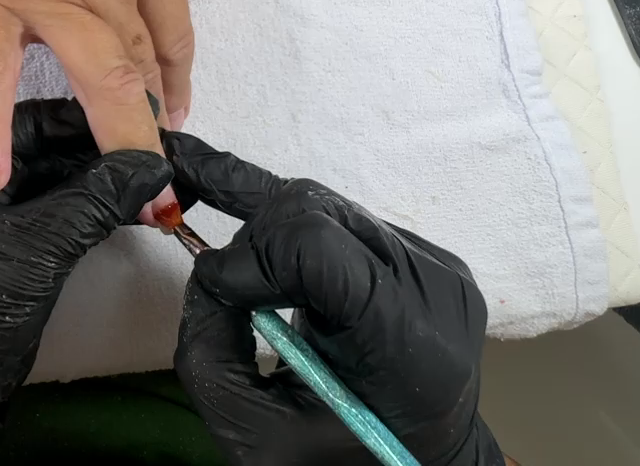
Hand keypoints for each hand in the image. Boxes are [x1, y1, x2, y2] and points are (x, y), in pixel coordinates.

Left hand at [0, 99, 172, 449]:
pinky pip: (60, 203)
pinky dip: (95, 205)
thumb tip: (155, 162)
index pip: (37, 120)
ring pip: (60, 175)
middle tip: (161, 159)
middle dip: (105, 154)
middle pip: (51, 146)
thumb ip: (97, 196)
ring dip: (105, 182)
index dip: (93, 120)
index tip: (147, 122)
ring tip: (157, 184)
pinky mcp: (15, 233)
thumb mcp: (41, 242)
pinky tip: (133, 206)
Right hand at [165, 131, 504, 465]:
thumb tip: (208, 266)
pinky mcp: (418, 250)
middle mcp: (431, 291)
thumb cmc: (334, 458)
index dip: (252, 255)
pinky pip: (332, 211)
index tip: (216, 285)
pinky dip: (284, 223)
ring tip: (234, 255)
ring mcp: (431, 265)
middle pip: (314, 210)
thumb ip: (208, 342)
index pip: (317, 248)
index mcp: (407, 349)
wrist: (416, 465)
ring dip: (264, 224)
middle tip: (214, 268)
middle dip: (250, 236)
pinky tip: (253, 228)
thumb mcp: (248, 429)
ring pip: (318, 200)